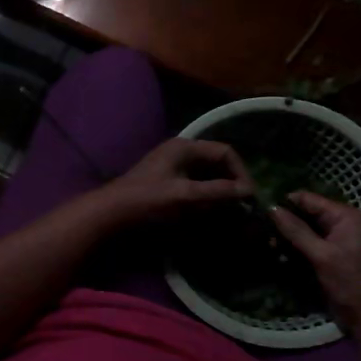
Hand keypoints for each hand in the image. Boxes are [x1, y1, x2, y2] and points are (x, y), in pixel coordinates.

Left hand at [93, 139, 254, 227]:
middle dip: (232, 182)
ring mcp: (174, 166)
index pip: (225, 152)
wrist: (111, 214)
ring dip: (221, 191)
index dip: (241, 172)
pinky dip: (208, 196)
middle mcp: (182, 151)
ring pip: (208, 175)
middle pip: (218, 163)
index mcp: (186, 146)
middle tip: (244, 205)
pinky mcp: (169, 181)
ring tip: (231, 210)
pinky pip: (197, 185)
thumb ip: (218, 191)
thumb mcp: (185, 195)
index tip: (250, 195)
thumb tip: (248, 191)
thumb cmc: (147, 200)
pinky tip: (212, 212)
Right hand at [269, 192, 360, 332]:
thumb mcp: (322, 255)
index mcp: (344, 216)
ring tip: (265, 242)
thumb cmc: (351, 281)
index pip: (308, 199)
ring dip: (287, 237)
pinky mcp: (331, 257)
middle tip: (258, 226)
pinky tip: (277, 253)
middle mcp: (341, 224)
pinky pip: (309, 246)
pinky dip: (295, 249)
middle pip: (306, 214)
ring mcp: (336, 241)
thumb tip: (271, 209)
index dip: (285, 201)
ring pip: (305, 231)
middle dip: (284, 221)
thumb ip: (296, 231)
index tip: (259, 207)